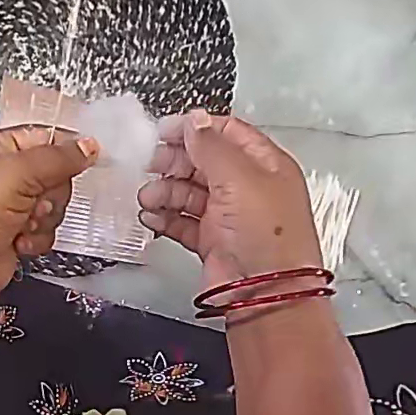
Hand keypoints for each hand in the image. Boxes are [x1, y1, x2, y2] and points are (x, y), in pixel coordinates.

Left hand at [0, 126, 99, 288]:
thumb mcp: (19, 171)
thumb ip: (59, 157)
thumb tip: (88, 146)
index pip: (43, 138)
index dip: (63, 151)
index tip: (78, 161)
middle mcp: (3, 173)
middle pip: (55, 175)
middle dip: (50, 194)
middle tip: (33, 201)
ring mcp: (10, 204)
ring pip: (54, 205)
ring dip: (44, 218)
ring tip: (22, 223)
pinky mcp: (16, 231)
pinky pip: (46, 229)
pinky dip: (37, 237)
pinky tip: (19, 240)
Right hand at [139, 110, 323, 292]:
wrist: (265, 293)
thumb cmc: (266, 236)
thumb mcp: (240, 178)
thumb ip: (212, 146)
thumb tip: (193, 120)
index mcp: (263, 164)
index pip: (227, 133)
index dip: (195, 128)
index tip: (163, 131)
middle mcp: (246, 188)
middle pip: (203, 162)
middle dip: (174, 161)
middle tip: (150, 164)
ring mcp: (228, 216)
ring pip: (189, 192)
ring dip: (165, 191)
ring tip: (149, 198)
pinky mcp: (212, 241)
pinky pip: (183, 222)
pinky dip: (165, 218)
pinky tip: (152, 217)